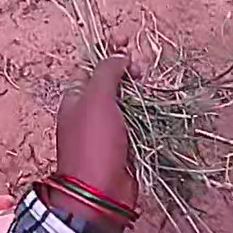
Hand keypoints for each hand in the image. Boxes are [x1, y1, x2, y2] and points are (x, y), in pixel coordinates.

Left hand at [49, 55, 137, 232]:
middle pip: (111, 80)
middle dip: (127, 68)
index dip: (108, 51)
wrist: (101, 192)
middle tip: (143, 66)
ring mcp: (108, 127)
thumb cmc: (93, 143)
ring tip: (150, 79)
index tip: (126, 40)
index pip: (92, 65)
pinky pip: (138, 119)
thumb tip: (117, 55)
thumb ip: (106, 73)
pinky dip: (147, 108)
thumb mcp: (96, 100)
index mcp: (76, 97)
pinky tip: (156, 102)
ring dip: (139, 87)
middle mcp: (90, 110)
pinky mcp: (125, 142)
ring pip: (127, 98)